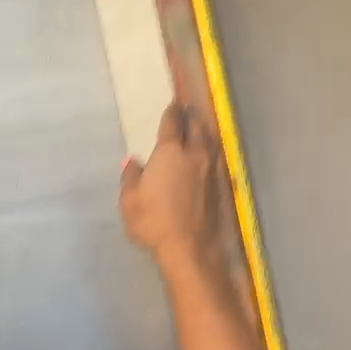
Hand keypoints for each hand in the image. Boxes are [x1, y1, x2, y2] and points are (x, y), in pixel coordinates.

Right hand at [119, 103, 224, 267]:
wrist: (189, 246)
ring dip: (203, 130)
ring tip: (198, 127)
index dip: (171, 112)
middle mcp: (194, 153)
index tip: (172, 103)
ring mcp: (211, 168)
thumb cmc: (152, 221)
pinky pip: (215, 156)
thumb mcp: (129, 200)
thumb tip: (132, 160)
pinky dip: (209, 149)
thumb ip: (131, 176)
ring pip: (209, 139)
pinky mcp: (221, 183)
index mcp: (169, 153)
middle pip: (196, 126)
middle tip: (187, 110)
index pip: (172, 124)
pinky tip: (205, 154)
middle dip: (191, 116)